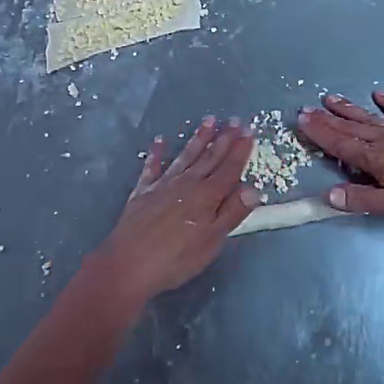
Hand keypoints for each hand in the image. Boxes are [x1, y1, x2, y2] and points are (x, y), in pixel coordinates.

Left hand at [89, 117, 258, 302]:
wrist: (129, 263)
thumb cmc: (176, 259)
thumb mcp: (211, 241)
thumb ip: (232, 213)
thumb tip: (253, 188)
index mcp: (206, 196)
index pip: (229, 169)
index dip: (240, 150)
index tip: (249, 130)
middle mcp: (186, 184)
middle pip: (209, 158)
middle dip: (223, 139)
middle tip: (234, 120)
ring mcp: (163, 184)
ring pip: (185, 156)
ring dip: (198, 138)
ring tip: (208, 120)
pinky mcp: (143, 191)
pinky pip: (152, 167)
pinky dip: (156, 153)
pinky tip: (159, 141)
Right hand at [298, 92, 383, 221]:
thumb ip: (362, 200)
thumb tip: (329, 195)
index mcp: (375, 159)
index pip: (339, 144)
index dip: (318, 133)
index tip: (301, 120)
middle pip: (349, 127)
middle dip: (326, 119)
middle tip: (305, 108)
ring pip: (368, 117)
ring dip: (347, 109)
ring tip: (329, 98)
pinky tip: (379, 94)